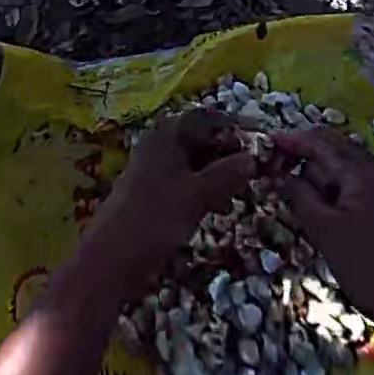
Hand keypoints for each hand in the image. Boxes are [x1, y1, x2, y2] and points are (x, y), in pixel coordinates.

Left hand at [0, 111, 253, 374]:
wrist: (111, 257)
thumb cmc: (155, 217)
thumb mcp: (197, 195)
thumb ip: (226, 174)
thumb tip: (253, 157)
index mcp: (168, 133)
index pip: (209, 117)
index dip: (236, 125)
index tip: (262, 137)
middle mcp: (161, 142)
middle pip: (202, 136)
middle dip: (229, 151)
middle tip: (256, 170)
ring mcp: (155, 165)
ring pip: (195, 159)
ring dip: (219, 172)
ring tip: (239, 193)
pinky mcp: (153, 188)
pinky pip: (186, 177)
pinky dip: (205, 186)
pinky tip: (219, 206)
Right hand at [274, 128, 373, 374]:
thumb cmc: (372, 270)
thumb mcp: (325, 232)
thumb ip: (301, 196)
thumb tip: (287, 175)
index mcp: (361, 171)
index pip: (320, 142)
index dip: (292, 140)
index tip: (269, 141)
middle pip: (335, 148)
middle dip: (307, 156)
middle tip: (281, 169)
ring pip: (346, 166)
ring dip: (323, 175)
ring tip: (304, 197)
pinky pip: (357, 182)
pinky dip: (338, 188)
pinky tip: (328, 209)